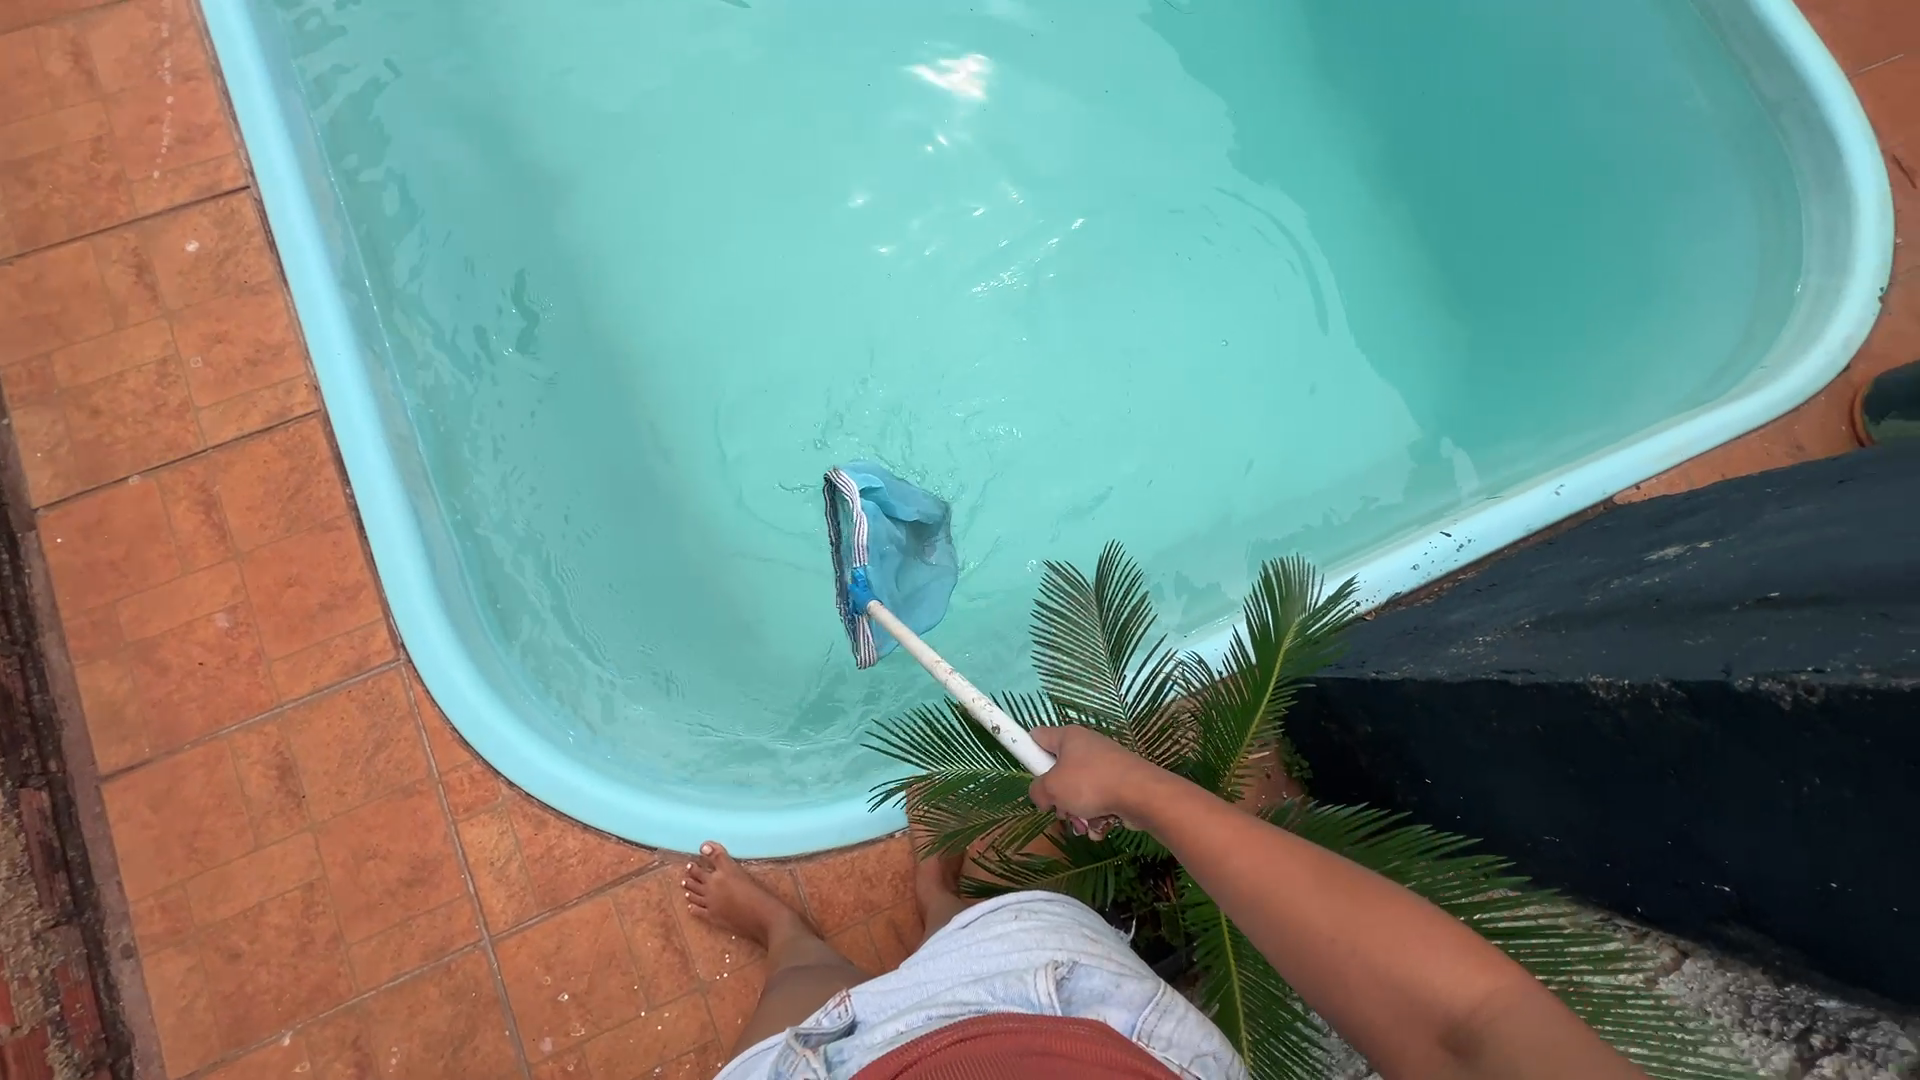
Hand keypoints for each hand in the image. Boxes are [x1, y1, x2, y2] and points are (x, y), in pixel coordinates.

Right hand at [1027, 725, 1169, 837]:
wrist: (1142, 795)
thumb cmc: (1091, 784)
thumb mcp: (1052, 788)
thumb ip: (1037, 791)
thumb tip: (1043, 797)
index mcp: (1068, 737)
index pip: (1037, 736)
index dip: (1027, 751)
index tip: (1027, 770)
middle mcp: (1086, 746)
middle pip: (1058, 771)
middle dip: (1057, 796)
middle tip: (1058, 806)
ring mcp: (1105, 765)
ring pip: (1078, 791)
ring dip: (1076, 812)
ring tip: (1083, 822)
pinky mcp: (1119, 783)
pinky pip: (1098, 800)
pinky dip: (1096, 815)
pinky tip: (1101, 824)